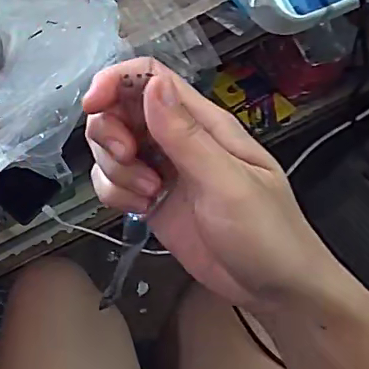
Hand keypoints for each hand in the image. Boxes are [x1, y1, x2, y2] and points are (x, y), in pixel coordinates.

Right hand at [82, 58, 349, 316]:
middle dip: (109, 133)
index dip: (115, 81)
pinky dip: (115, 194)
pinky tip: (143, 210)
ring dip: (114, 170)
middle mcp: (177, 138)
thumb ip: (186, 136)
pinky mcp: (149, 198)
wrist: (276, 290)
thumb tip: (153, 86)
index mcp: (203, 122)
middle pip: (119, 110)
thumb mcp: (228, 184)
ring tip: (147, 196)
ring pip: (111, 147)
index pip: (150, 78)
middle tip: (128, 160)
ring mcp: (161, 169)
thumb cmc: (267, 234)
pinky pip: (113, 182)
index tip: (93, 105)